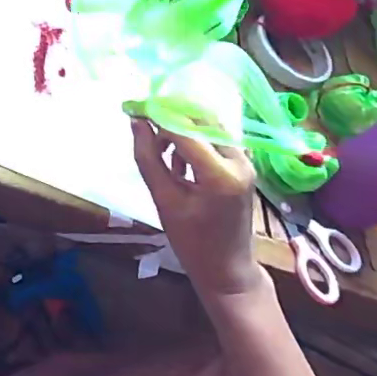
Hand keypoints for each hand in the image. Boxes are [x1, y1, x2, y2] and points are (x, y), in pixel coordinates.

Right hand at [129, 118, 264, 298]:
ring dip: (180, 128)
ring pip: (208, 127)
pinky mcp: (241, 166)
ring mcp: (244, 163)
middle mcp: (239, 161)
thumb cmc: (192, 240)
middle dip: (170, 115)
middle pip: (201, 120)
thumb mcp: (163, 199)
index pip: (184, 130)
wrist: (228, 269)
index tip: (132, 107)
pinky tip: (174, 160)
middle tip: (141, 119)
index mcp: (220, 173)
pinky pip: (214, 140)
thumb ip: (148, 157)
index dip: (155, 113)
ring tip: (156, 148)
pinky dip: (191, 141)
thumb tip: (136, 122)